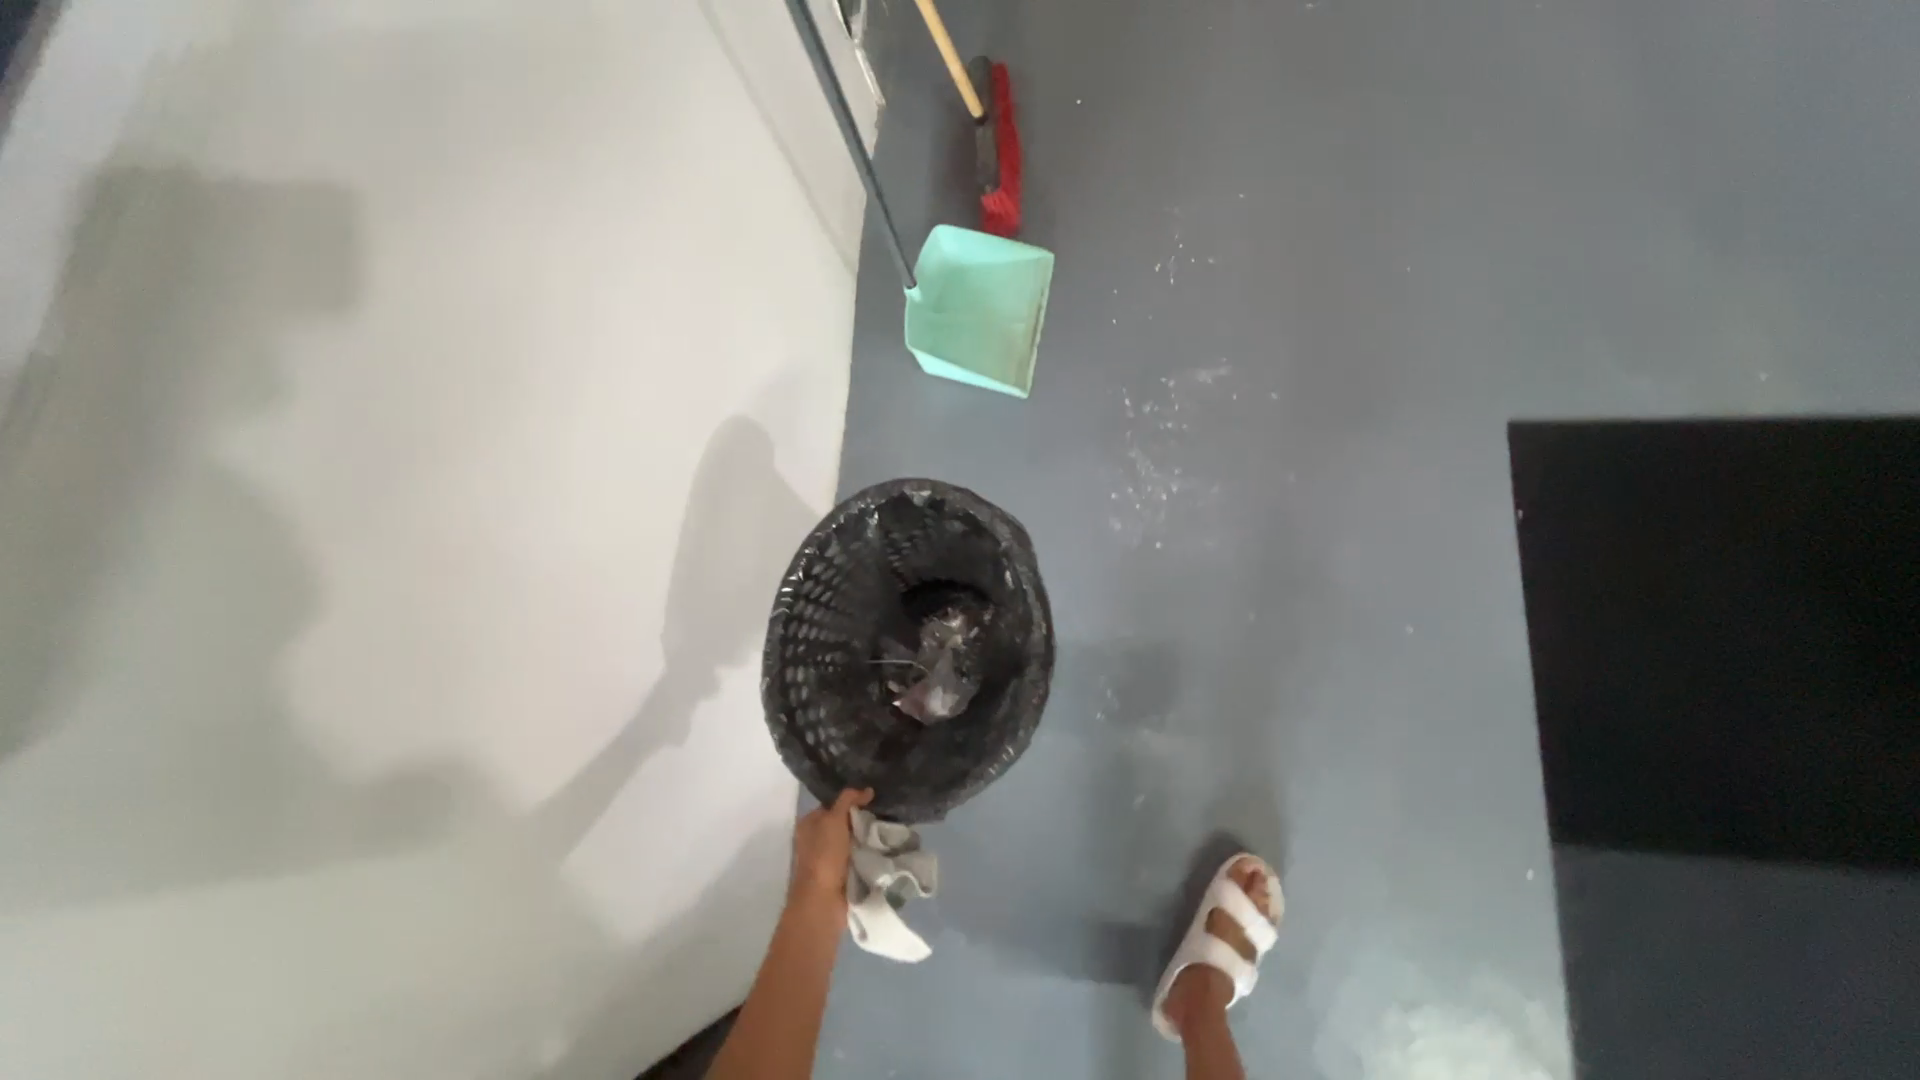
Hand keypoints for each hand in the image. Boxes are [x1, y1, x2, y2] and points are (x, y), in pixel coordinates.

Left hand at [788, 788, 873, 913]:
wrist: (823, 900)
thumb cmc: (824, 855)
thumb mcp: (834, 819)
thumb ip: (848, 800)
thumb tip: (867, 790)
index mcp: (808, 824)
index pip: (832, 805)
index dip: (851, 801)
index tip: (872, 800)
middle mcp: (815, 839)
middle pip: (843, 823)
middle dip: (861, 821)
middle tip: (883, 816)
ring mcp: (826, 859)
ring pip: (851, 841)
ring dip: (866, 839)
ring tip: (887, 833)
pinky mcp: (839, 875)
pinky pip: (856, 858)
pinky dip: (867, 855)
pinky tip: (882, 850)